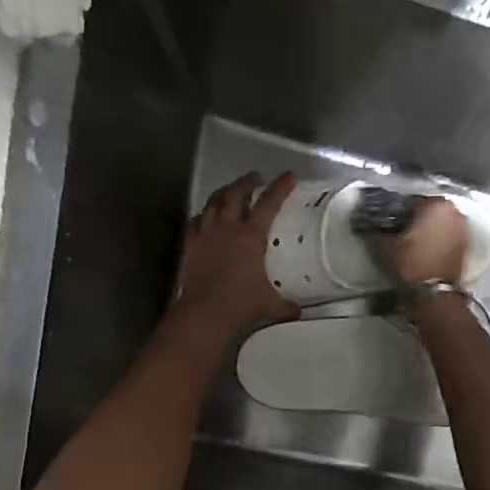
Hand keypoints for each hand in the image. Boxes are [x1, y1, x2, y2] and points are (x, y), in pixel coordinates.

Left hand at [178, 172, 296, 330]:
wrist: (205, 313)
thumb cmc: (242, 305)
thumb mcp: (272, 306)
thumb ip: (287, 305)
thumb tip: (298, 310)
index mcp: (251, 236)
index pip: (269, 204)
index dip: (280, 188)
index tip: (289, 176)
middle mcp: (228, 227)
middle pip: (236, 193)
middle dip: (247, 182)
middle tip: (256, 178)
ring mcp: (206, 233)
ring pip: (214, 201)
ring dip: (224, 192)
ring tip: (231, 191)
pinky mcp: (191, 244)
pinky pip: (197, 220)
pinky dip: (205, 213)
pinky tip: (208, 216)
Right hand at [383, 197, 469, 285]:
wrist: (435, 292)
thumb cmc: (412, 263)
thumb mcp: (389, 245)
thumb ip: (380, 230)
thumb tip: (372, 224)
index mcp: (436, 204)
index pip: (412, 202)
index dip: (400, 213)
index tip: (393, 224)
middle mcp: (454, 211)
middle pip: (429, 211)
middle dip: (418, 220)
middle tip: (405, 233)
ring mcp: (463, 227)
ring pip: (441, 222)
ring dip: (429, 228)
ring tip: (416, 242)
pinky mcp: (467, 243)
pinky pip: (449, 234)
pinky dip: (439, 238)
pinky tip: (428, 249)